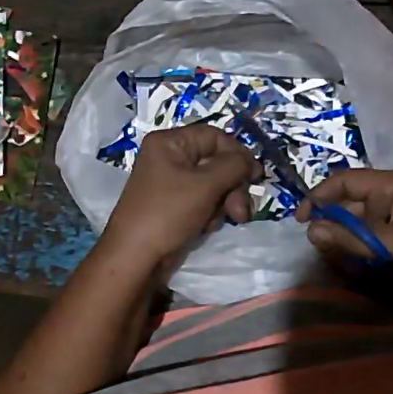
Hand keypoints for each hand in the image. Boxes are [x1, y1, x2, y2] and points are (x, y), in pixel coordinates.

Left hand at [101, 126, 258, 265]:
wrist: (136, 257)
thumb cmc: (167, 213)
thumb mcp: (205, 185)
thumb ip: (233, 166)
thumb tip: (250, 161)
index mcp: (169, 143)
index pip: (214, 136)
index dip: (237, 154)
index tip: (255, 176)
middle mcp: (169, 158)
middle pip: (216, 161)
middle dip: (233, 185)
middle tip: (241, 210)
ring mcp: (172, 183)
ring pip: (214, 184)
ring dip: (225, 202)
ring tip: (227, 220)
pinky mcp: (175, 205)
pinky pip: (204, 201)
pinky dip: (211, 213)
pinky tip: (206, 227)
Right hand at [298, 169, 392, 267]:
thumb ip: (351, 238)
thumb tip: (311, 230)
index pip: (346, 181)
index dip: (319, 198)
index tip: (300, 221)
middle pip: (351, 202)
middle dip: (333, 224)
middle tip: (321, 249)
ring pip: (359, 222)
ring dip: (346, 241)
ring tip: (339, 261)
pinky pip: (373, 236)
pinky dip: (360, 249)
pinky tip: (357, 266)